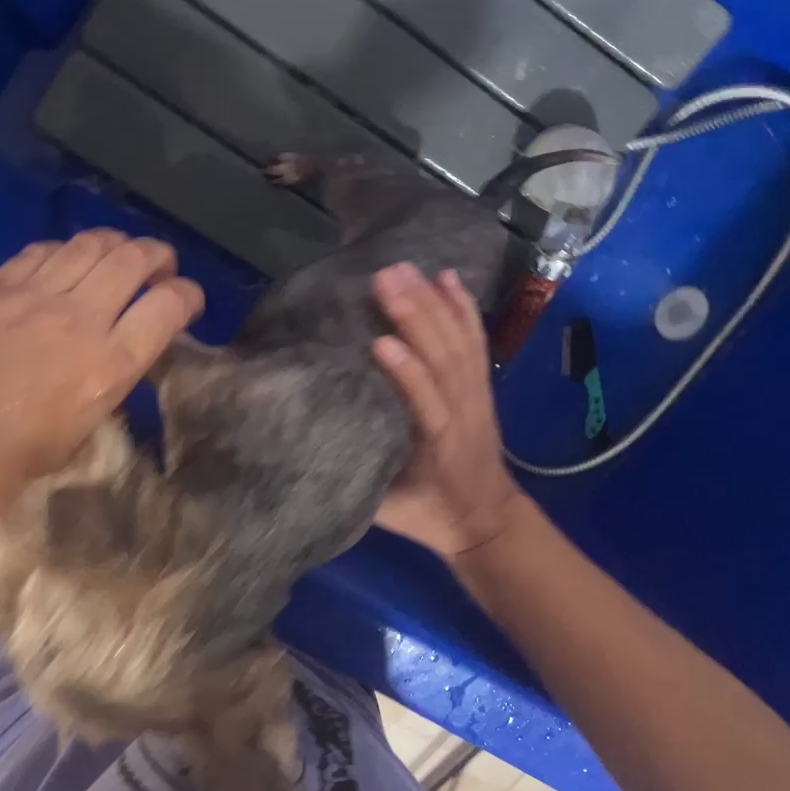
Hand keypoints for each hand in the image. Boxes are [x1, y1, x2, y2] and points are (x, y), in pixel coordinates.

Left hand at [0, 230, 203, 531]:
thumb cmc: (1, 471)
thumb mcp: (75, 440)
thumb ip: (104, 390)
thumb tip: (115, 362)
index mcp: (105, 368)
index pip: (167, 307)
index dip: (188, 297)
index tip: (187, 301)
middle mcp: (77, 319)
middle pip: (134, 260)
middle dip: (159, 257)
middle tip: (161, 268)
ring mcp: (32, 297)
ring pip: (91, 244)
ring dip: (117, 244)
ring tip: (121, 255)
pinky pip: (42, 250)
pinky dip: (66, 249)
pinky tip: (66, 262)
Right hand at [371, 263, 525, 561]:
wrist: (487, 520)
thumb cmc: (429, 515)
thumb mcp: (387, 509)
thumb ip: (355, 478)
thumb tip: (301, 448)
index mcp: (439, 447)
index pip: (427, 405)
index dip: (408, 374)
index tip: (380, 342)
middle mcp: (462, 414)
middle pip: (444, 360)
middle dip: (416, 316)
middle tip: (384, 278)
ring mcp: (476, 396)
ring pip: (458, 344)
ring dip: (432, 303)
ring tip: (403, 270)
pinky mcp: (480, 385)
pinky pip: (474, 340)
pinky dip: (462, 308)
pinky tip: (447, 278)